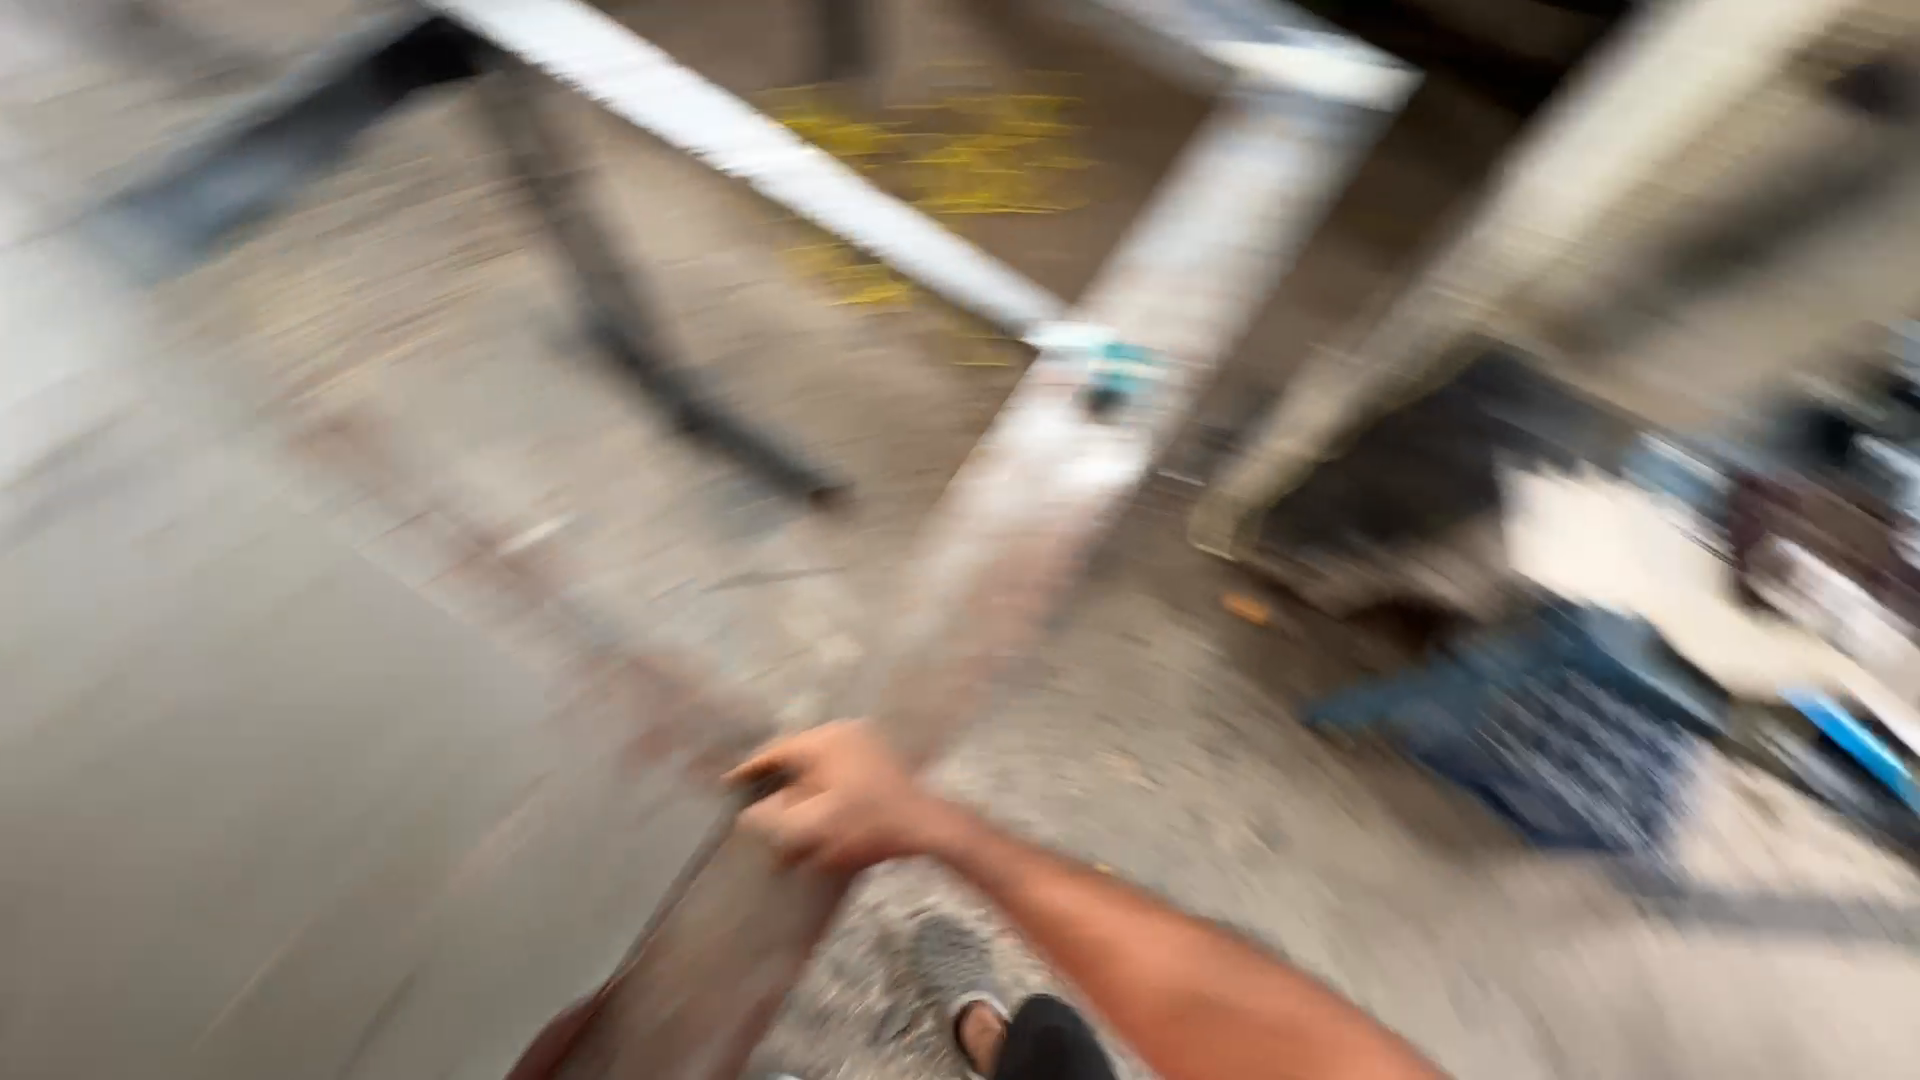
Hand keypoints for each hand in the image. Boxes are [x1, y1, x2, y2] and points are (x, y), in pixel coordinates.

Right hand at [725, 719, 956, 873]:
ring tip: (783, 798)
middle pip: (799, 750)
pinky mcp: (879, 751)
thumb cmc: (868, 826)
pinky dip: (823, 775)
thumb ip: (776, 820)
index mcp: (825, 741)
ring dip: (802, 775)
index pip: (777, 750)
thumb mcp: (814, 828)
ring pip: (820, 754)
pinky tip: (818, 796)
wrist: (926, 824)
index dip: (751, 769)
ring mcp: (865, 737)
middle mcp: (843, 730)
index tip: (729, 783)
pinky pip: (839, 758)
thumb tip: (750, 813)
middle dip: (777, 773)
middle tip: (754, 791)